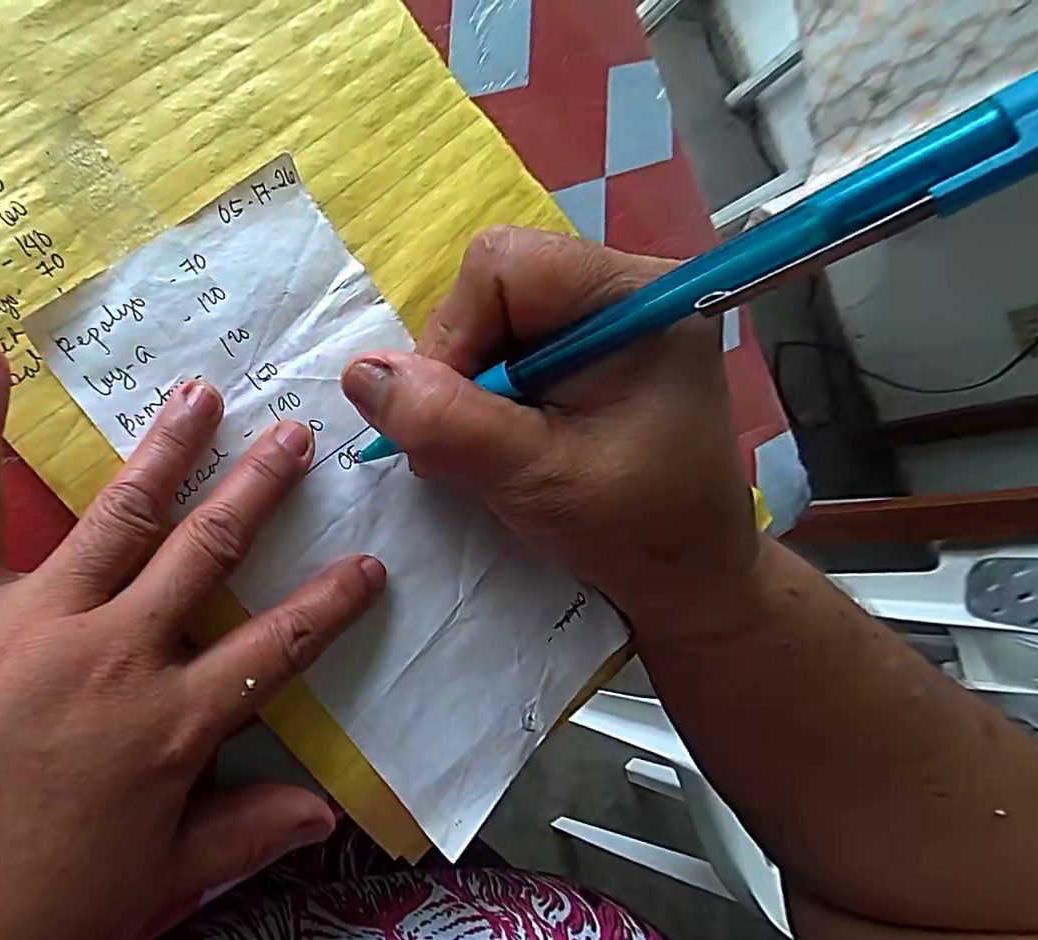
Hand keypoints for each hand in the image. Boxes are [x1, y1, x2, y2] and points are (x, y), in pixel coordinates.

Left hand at [0, 345, 383, 939]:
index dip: (329, 607)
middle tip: (291, 437)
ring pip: (118, 514)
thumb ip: (240, 835)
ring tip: (200, 395)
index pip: (276, 651)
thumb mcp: (150, 890)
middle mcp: (115, 655)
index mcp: (169, 728)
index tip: (368, 563)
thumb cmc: (19, 927)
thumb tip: (327, 813)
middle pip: (206, 555)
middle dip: (256, 492)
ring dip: (168, 450)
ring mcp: (31, 620)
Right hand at [339, 227, 758, 642]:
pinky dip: (470, 401)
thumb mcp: (532, 476)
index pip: (502, 266)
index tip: (454, 415)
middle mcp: (613, 295)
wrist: (679, 574)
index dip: (456, 336)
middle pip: (484, 292)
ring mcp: (593, 326)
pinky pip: (490, 353)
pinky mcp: (573, 358)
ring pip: (478, 326)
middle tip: (464, 443)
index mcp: (630, 301)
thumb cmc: (630, 527)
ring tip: (483, 452)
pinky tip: (492, 441)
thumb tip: (359, 373)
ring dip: (456, 392)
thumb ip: (445, 422)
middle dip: (453, 371)